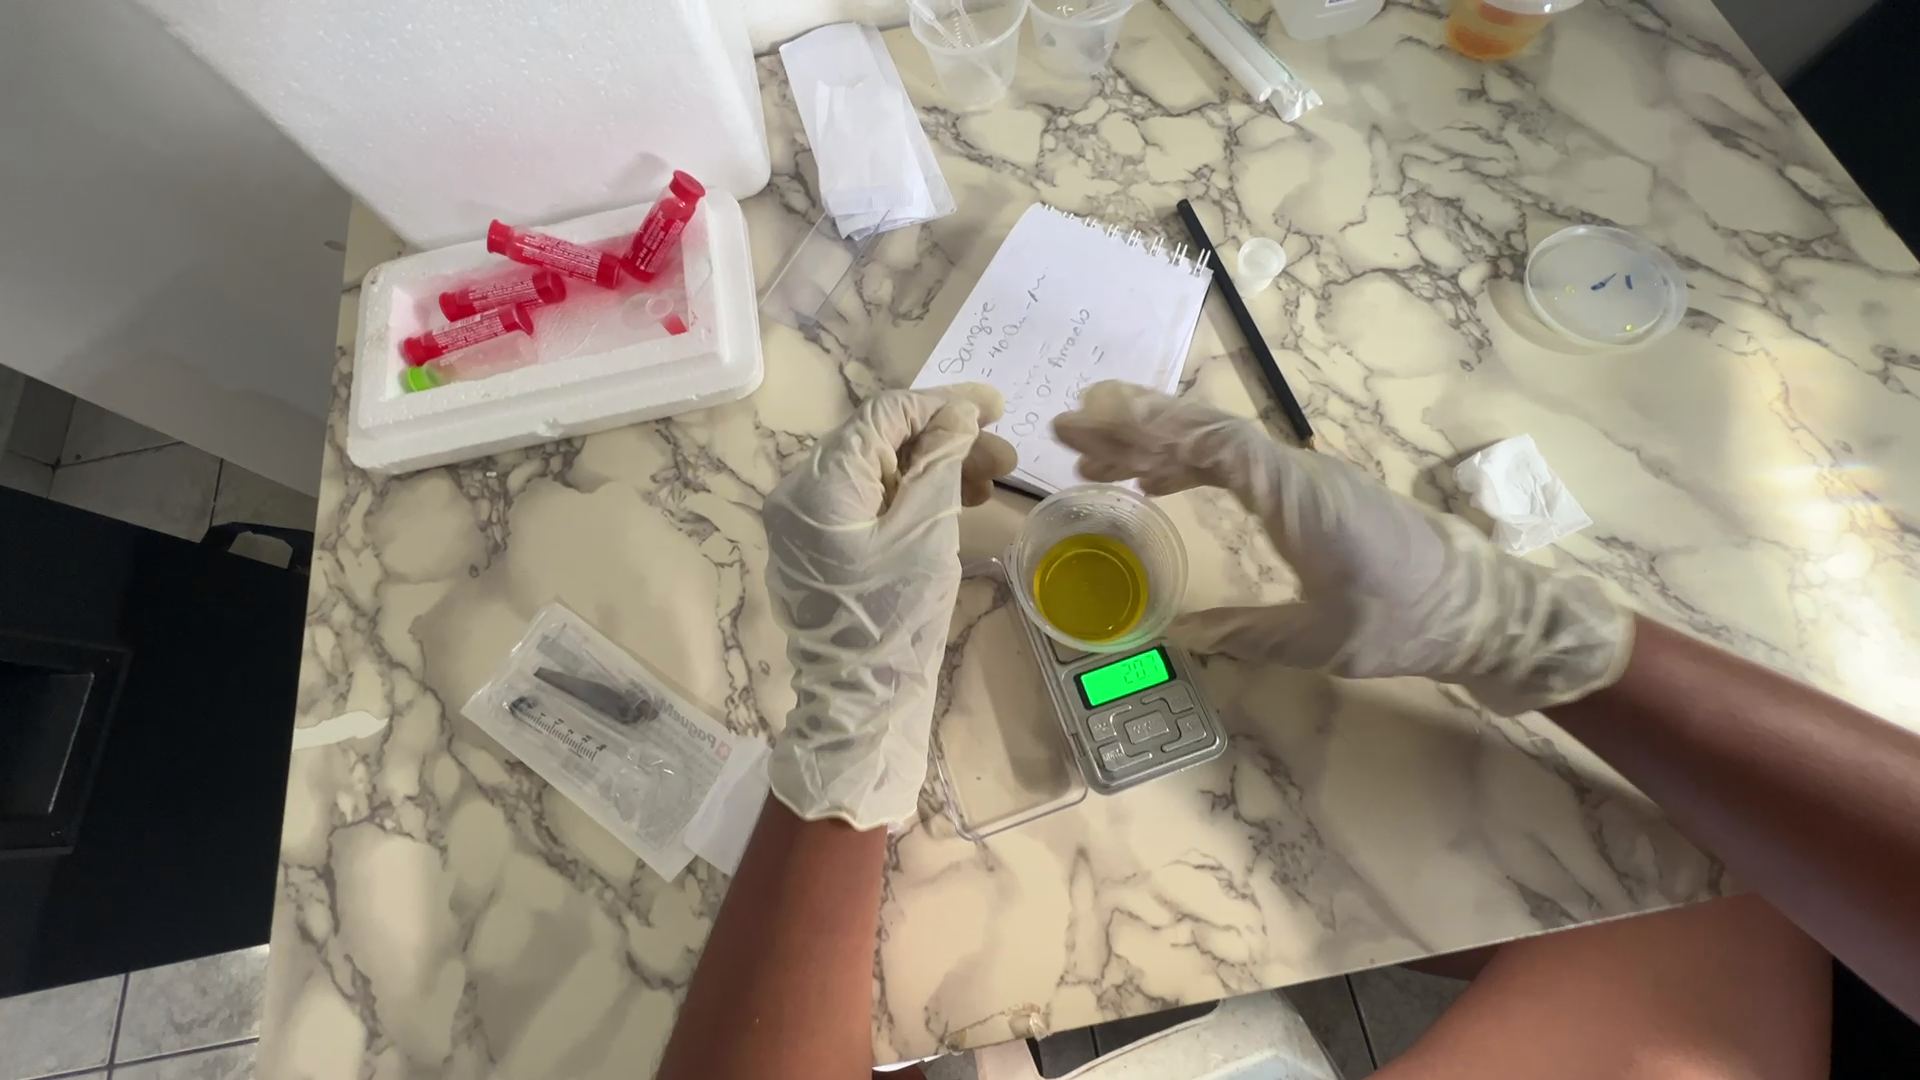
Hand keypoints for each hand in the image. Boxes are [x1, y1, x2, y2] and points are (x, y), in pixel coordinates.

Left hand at [763, 385, 1016, 828]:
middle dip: (946, 440)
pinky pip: (874, 501)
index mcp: (820, 485)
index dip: (942, 403)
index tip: (995, 406)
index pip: (883, 416)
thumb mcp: (926, 533)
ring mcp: (812, 519)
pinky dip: (916, 496)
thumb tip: (958, 411)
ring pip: (883, 471)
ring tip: (993, 480)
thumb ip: (939, 461)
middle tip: (1004, 454)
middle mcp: (804, 492)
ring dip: (937, 468)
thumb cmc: (896, 618)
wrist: (863, 699)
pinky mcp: (826, 541)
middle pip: (883, 441)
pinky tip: (961, 500)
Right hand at [1052, 382, 1631, 714]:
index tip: (1095, 417)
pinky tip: (1151, 481)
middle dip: (1132, 425)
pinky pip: (1231, 463)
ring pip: (1213, 442)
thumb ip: (1243, 632)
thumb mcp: (1317, 642)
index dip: (1151, 424)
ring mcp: (1299, 477)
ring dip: (1150, 444)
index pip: (1216, 441)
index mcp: (1298, 497)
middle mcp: (1295, 472)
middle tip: (1070, 429)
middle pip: (1202, 430)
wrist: (1483, 609)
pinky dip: (1183, 465)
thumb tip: (1177, 634)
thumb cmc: (1405, 624)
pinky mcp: (1303, 490)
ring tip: (1091, 459)